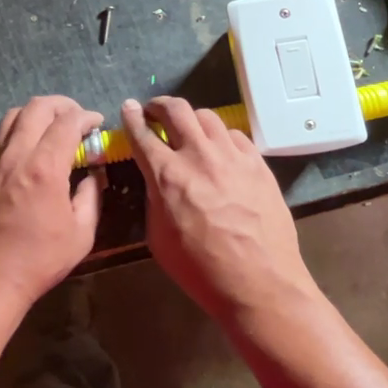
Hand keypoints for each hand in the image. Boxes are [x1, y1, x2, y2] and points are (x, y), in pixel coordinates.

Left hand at [0, 96, 104, 310]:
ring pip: (13, 116)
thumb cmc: (38, 261)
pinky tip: (32, 145)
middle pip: (37, 107)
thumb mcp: (80, 234)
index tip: (98, 123)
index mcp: (44, 168)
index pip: (67, 122)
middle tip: (78, 118)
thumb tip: (93, 174)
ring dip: (37, 113)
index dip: (86, 116)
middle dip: (62, 105)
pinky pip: (1, 135)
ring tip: (54, 126)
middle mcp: (17, 156)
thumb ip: (91, 197)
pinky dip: (20, 128)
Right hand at [120, 97, 318, 321]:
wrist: (258, 282)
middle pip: (176, 109)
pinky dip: (221, 136)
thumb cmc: (199, 268)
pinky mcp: (258, 163)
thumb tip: (155, 181)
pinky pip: (235, 135)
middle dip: (160, 105)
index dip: (131, 117)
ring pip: (208, 116)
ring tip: (189, 129)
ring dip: (192, 118)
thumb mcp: (158, 237)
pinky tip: (221, 149)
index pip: (141, 133)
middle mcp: (198, 155)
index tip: (128, 108)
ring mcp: (232, 156)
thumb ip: (153, 199)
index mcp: (166, 174)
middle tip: (154, 111)